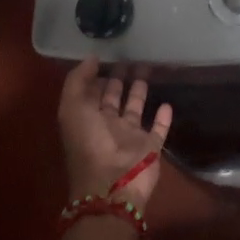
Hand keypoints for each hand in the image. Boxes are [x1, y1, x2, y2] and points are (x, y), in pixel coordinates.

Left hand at [57, 56, 172, 207]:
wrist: (113, 185)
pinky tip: (167, 103)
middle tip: (129, 57)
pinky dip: (163, 118)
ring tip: (147, 69)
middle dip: (118, 79)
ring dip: (139, 91)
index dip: (96, 76)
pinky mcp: (150, 147)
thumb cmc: (89, 143)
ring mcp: (130, 138)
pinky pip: (158, 129)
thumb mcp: (72, 108)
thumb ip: (77, 81)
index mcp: (87, 119)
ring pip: (135, 109)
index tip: (107, 55)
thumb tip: (92, 58)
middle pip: (113, 99)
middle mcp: (107, 127)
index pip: (91, 93)